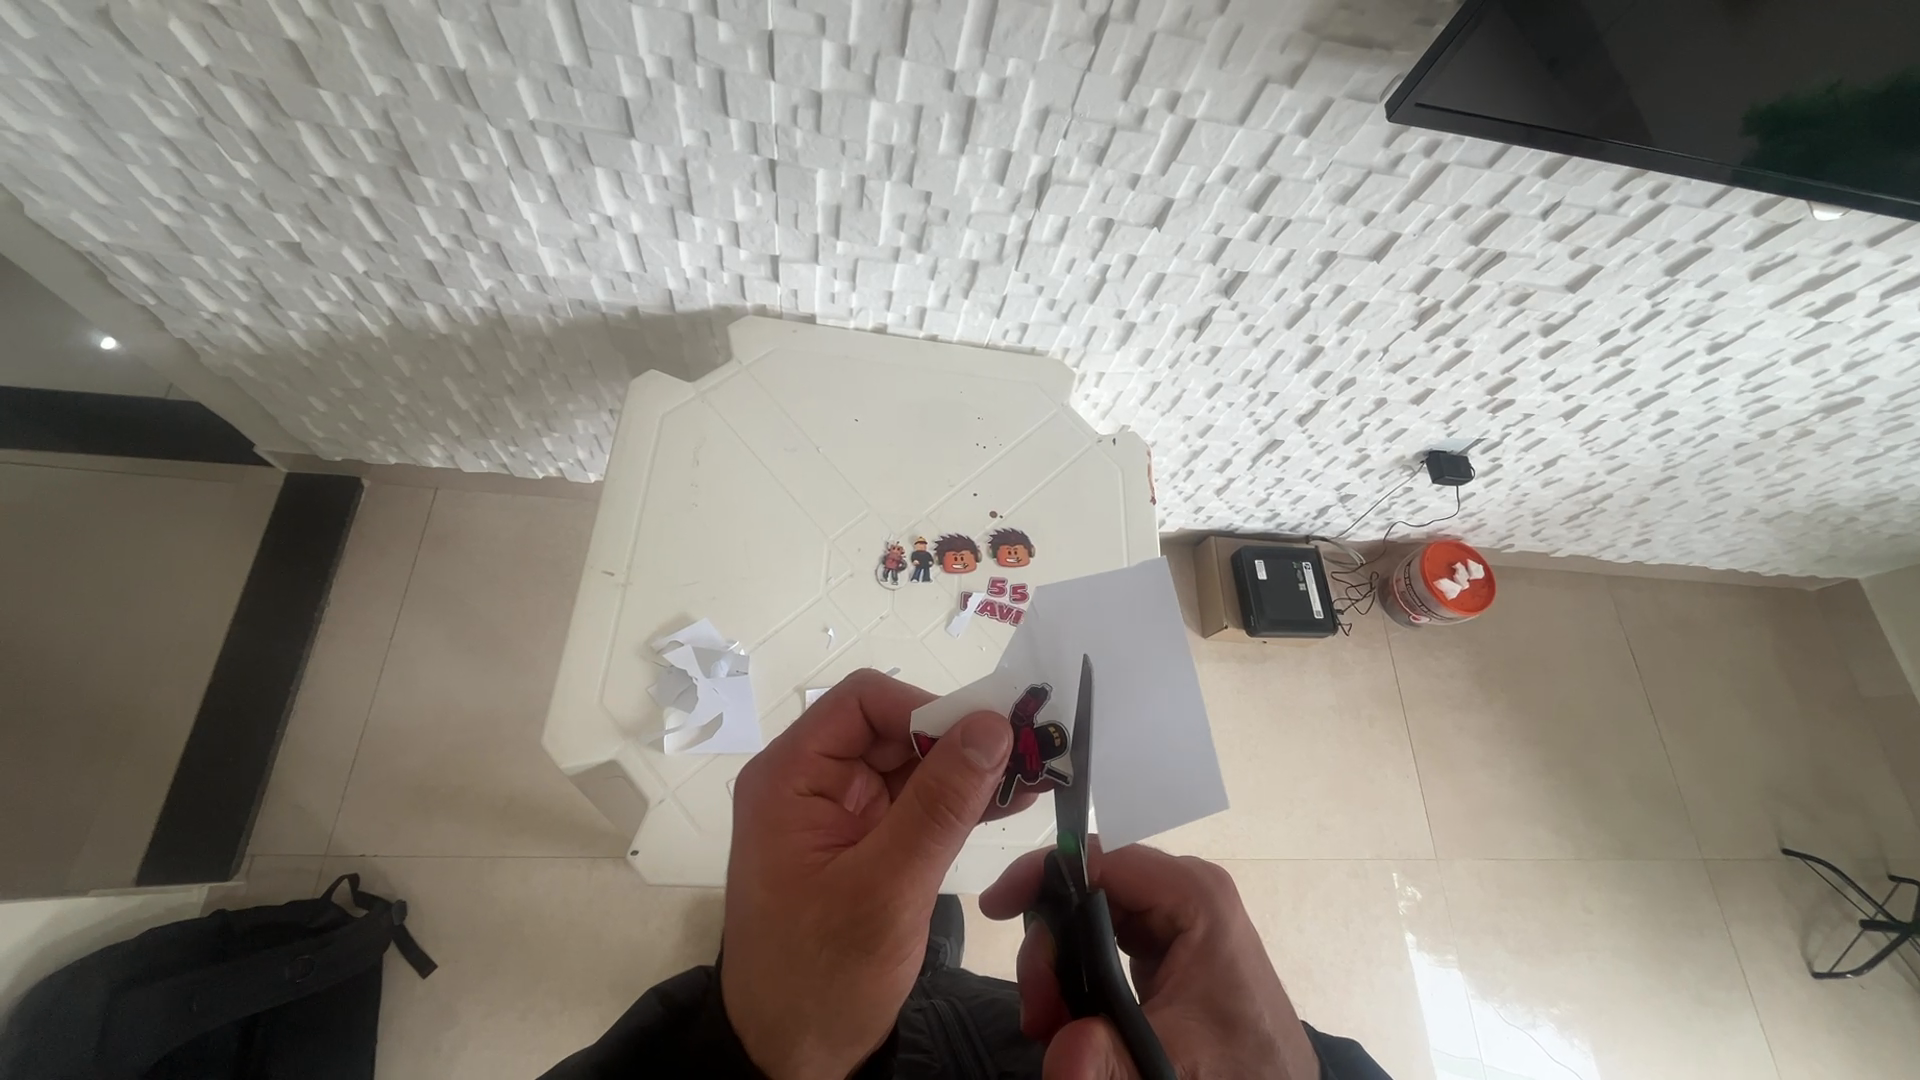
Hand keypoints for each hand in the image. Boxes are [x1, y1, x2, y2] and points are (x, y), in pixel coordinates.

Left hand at [720, 670, 1024, 1079]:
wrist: (790, 1057)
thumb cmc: (820, 977)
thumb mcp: (885, 890)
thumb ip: (940, 805)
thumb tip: (993, 726)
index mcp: (792, 776)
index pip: (863, 703)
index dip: (926, 710)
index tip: (984, 740)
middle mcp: (815, 780)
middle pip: (894, 729)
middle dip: (960, 740)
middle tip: (1027, 756)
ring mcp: (842, 810)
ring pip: (914, 763)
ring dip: (969, 770)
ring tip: (1032, 776)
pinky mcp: (868, 838)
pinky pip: (919, 801)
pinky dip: (962, 800)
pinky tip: (1009, 802)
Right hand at [980, 840, 1321, 1079]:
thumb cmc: (1245, 1068)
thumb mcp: (1178, 1064)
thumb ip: (1115, 1060)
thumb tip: (1061, 1057)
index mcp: (1193, 894)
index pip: (1101, 858)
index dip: (1043, 873)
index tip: (997, 907)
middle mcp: (1182, 891)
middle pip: (1088, 888)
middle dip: (1051, 944)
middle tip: (1036, 1008)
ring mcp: (1174, 915)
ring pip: (1090, 913)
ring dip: (1059, 963)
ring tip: (1048, 1020)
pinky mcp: (1167, 942)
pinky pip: (1103, 937)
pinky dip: (1077, 970)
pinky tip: (1068, 1013)